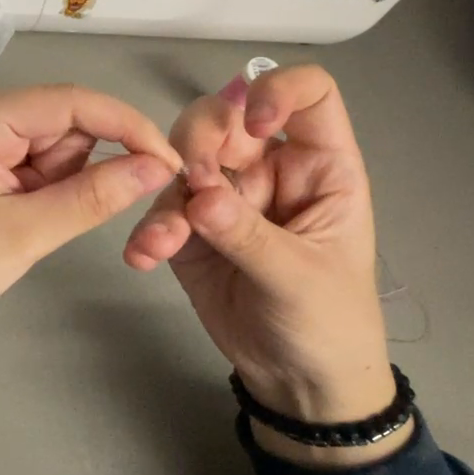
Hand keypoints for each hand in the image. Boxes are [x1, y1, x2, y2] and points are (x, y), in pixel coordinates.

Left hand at [0, 85, 180, 354]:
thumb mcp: (26, 234)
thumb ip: (93, 197)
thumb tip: (157, 167)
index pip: (70, 101)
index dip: (127, 125)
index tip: (170, 163)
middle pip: (66, 119)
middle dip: (92, 162)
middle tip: (86, 211)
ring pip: (57, 142)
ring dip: (68, 180)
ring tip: (36, 221)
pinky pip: (38, 159)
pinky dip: (52, 186)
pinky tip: (32, 215)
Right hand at [122, 65, 406, 467]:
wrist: (295, 382)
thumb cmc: (328, 323)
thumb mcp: (300, 279)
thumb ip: (248, 235)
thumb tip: (199, 196)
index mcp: (318, 167)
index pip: (308, 96)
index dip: (277, 92)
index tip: (253, 125)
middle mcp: (267, 169)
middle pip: (224, 118)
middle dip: (198, 142)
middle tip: (190, 181)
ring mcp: (224, 195)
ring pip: (180, 158)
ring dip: (166, 193)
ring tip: (164, 242)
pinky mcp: (188, 226)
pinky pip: (158, 209)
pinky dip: (148, 230)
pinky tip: (145, 257)